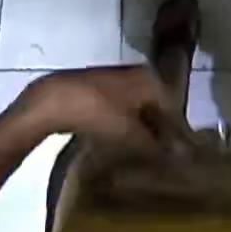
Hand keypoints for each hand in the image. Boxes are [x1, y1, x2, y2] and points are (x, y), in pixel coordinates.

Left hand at [5, 66, 171, 148]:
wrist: (55, 100)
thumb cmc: (98, 112)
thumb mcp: (129, 135)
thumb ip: (153, 145)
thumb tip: (173, 156)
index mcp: (150, 78)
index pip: (172, 107)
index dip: (174, 133)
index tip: (174, 157)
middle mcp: (138, 74)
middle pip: (156, 106)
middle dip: (158, 130)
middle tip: (158, 158)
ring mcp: (118, 79)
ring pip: (138, 107)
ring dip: (141, 129)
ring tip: (141, 155)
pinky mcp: (101, 88)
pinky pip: (122, 108)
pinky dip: (125, 125)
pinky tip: (120, 144)